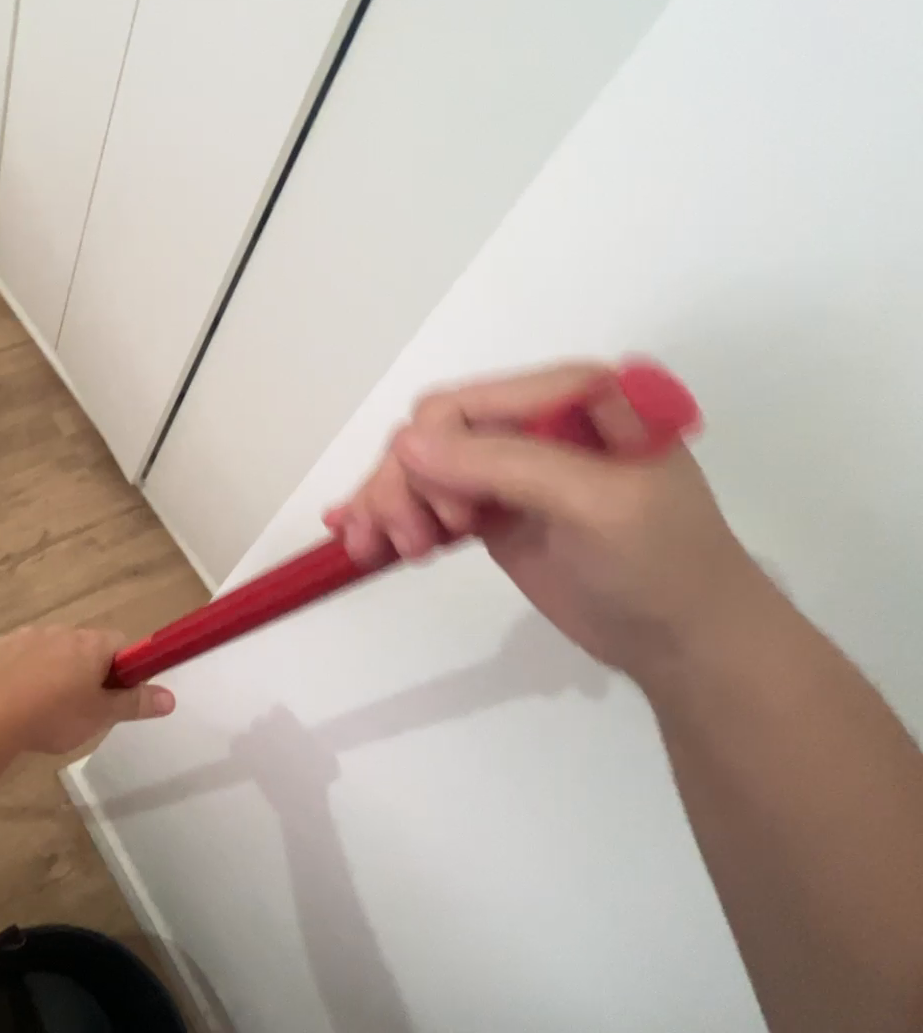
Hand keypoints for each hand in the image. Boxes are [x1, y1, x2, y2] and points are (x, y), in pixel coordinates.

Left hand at [0, 626, 175, 754]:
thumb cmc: (53, 714)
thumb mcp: (101, 716)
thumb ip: (135, 703)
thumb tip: (170, 696)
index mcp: (91, 644)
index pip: (121, 644)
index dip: (125, 668)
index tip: (118, 695)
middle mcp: (61, 631)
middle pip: (86, 647)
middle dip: (88, 672)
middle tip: (83, 709)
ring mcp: (27, 636)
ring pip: (52, 651)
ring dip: (55, 671)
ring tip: (45, 709)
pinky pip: (22, 656)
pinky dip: (26, 673)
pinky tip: (18, 701)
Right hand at [324, 361, 775, 679]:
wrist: (683, 642)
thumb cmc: (660, 565)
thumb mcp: (593, 505)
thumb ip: (502, 465)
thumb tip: (403, 445)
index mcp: (570, 398)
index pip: (459, 406)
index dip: (435, 456)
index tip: (453, 519)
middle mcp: (530, 423)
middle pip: (425, 439)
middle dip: (402, 489)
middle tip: (410, 547)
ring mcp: (504, 468)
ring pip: (411, 470)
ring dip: (385, 509)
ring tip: (376, 553)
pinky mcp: (484, 508)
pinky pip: (418, 499)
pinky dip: (383, 516)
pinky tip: (356, 537)